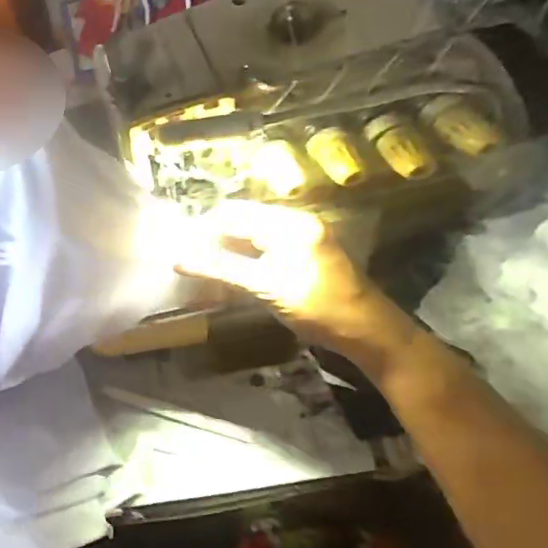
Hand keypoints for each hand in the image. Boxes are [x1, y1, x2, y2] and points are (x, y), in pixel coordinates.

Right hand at [174, 200, 419, 366]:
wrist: (369, 333)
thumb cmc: (319, 308)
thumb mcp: (265, 287)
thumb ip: (220, 269)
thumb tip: (178, 259)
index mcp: (289, 223)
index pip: (233, 214)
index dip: (204, 229)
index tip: (178, 247)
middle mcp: (295, 223)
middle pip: (241, 222)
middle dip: (212, 240)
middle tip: (187, 260)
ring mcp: (301, 238)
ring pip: (250, 237)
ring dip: (226, 251)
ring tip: (201, 270)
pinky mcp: (302, 255)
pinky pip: (263, 249)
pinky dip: (243, 260)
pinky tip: (228, 276)